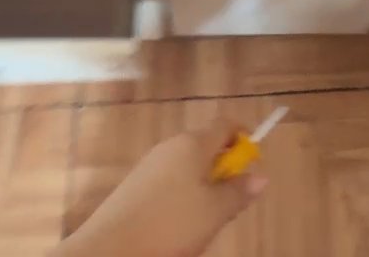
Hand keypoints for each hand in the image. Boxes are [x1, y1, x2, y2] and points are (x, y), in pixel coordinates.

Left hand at [55, 118, 267, 256]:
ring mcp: (149, 165)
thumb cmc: (169, 226)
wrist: (107, 251)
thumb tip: (261, 175)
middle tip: (227, 205)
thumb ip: (238, 192)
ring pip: (187, 169)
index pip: (225, 125)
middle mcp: (171, 146)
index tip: (252, 164)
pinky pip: (168, 184)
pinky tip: (174, 233)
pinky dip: (180, 201)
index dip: (242, 138)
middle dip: (222, 171)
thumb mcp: (213, 214)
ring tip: (201, 226)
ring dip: (201, 190)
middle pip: (206, 147)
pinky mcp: (134, 187)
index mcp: (193, 144)